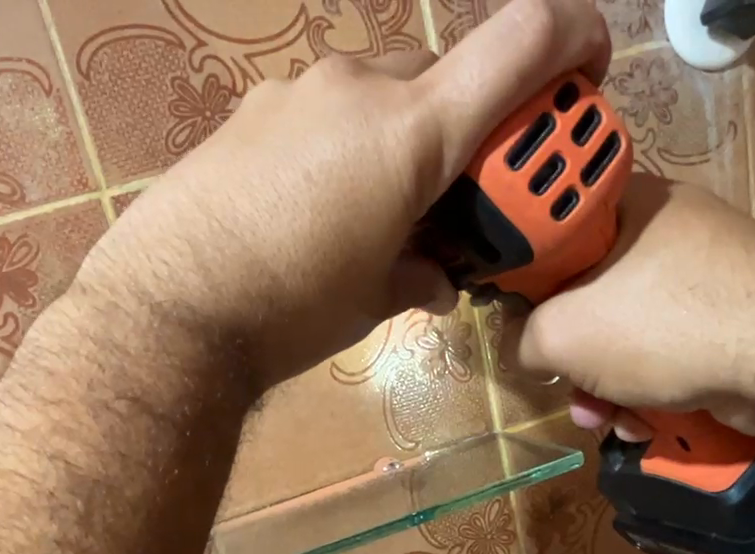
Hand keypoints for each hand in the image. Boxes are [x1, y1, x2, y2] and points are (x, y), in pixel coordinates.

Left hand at [73, 0, 610, 388]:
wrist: (169, 309)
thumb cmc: (288, 312)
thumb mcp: (370, 303)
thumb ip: (418, 277)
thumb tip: (435, 280)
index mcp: (410, 131)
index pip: (518, 43)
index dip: (571, 40)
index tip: (585, 66)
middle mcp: (355, 88)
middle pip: (438, 73)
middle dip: (458, 122)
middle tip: (446, 188)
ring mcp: (292, 92)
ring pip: (371, 90)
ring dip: (391, 133)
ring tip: (369, 206)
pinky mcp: (245, 112)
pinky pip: (315, 111)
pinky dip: (334, 143)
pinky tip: (306, 204)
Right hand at [515, 174, 754, 438]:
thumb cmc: (660, 324)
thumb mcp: (558, 334)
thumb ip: (521, 340)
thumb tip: (525, 349)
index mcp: (625, 206)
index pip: (555, 239)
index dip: (529, 287)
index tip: (522, 327)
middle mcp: (666, 232)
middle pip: (589, 298)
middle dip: (572, 359)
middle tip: (565, 388)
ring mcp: (705, 275)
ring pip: (627, 335)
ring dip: (606, 387)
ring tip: (605, 421)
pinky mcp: (732, 318)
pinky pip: (666, 352)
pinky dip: (649, 389)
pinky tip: (645, 422)